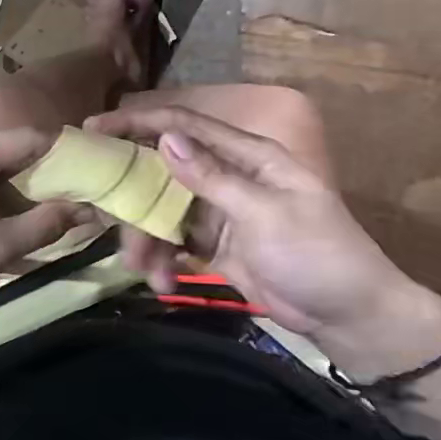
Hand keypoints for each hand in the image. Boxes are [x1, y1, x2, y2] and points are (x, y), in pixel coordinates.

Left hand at [0, 128, 91, 340]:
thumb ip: (46, 223)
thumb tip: (95, 209)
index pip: (21, 139)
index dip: (65, 152)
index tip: (104, 166)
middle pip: (8, 150)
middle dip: (50, 171)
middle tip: (93, 189)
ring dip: (30, 185)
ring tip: (73, 201)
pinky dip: (7, 195)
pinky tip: (35, 210)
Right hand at [83, 106, 440, 376]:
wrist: (347, 316)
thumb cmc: (317, 254)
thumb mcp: (264, 213)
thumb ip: (212, 177)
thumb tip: (164, 138)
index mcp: (248, 157)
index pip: (185, 127)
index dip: (138, 122)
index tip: (94, 126)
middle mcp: (226, 176)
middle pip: (161, 172)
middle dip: (131, 197)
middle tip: (98, 214)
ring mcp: (215, 211)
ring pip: (159, 212)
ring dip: (145, 239)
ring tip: (143, 269)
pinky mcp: (210, 244)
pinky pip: (170, 242)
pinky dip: (161, 261)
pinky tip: (162, 282)